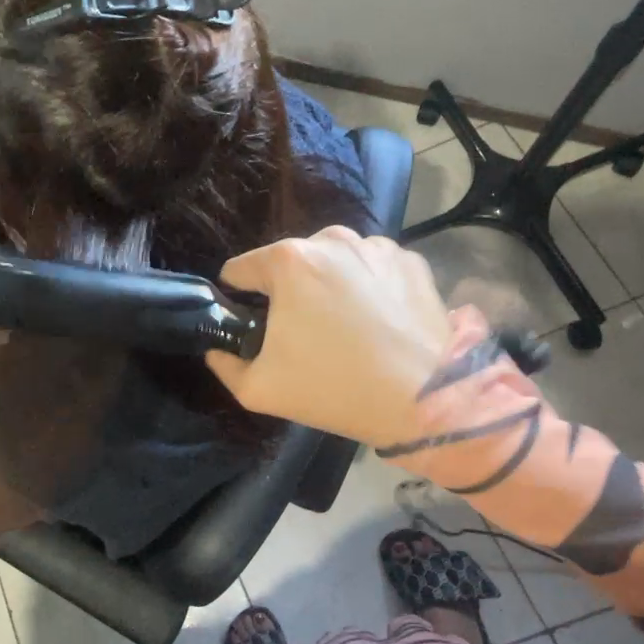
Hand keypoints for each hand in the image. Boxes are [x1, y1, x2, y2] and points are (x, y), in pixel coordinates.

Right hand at [205, 228, 453, 446]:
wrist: (427, 402)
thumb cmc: (334, 389)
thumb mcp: (259, 389)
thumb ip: (225, 364)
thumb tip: (217, 351)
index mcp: (289, 261)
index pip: (241, 269)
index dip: (237, 297)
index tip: (248, 324)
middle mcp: (332, 241)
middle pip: (290, 263)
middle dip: (288, 290)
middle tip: (301, 332)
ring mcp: (377, 248)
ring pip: (334, 262)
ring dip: (329, 285)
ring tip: (344, 327)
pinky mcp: (412, 263)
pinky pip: (374, 270)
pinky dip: (369, 288)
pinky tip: (378, 323)